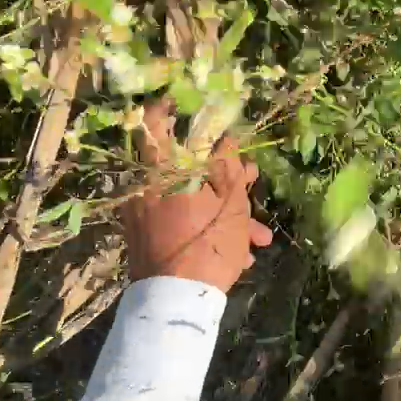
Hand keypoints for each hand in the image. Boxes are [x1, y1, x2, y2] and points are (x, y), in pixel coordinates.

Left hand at [123, 99, 273, 292]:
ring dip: (223, 209)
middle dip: (222, 173)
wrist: (176, 301)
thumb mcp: (230, 204)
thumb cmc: (207, 244)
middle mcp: (146, 190)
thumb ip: (229, 167)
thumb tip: (228, 138)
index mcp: (163, 174)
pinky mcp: (145, 240)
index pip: (155, 126)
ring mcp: (143, 217)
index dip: (166, 108)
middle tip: (250, 177)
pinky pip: (179, 223)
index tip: (179, 99)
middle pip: (184, 168)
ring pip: (188, 200)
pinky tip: (239, 252)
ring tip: (257, 231)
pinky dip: (206, 228)